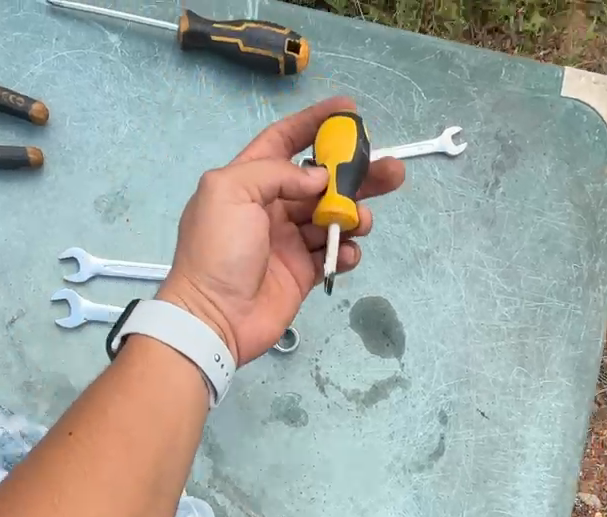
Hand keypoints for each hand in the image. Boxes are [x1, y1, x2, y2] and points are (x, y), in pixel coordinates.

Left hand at [158, 96, 404, 365]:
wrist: (215, 317)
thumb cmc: (217, 250)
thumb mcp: (230, 192)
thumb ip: (276, 173)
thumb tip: (318, 180)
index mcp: (249, 181)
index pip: (285, 141)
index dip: (315, 122)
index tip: (349, 109)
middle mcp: (271, 208)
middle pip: (321, 181)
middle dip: (356, 173)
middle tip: (391, 168)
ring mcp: (288, 243)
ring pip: (333, 217)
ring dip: (354, 214)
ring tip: (361, 221)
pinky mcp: (302, 274)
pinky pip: (334, 255)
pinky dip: (347, 251)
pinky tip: (348, 252)